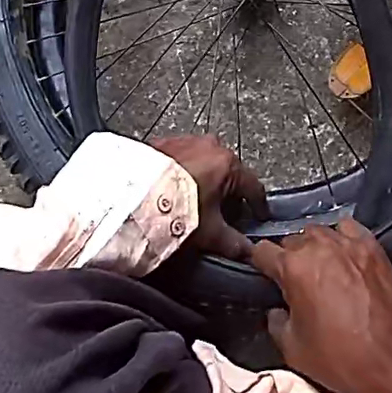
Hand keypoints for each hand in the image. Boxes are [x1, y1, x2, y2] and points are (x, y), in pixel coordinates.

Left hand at [147, 135, 267, 259]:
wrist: (134, 192)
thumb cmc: (174, 208)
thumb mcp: (210, 232)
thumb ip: (234, 243)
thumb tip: (246, 251)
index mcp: (228, 164)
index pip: (253, 187)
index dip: (257, 206)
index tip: (258, 215)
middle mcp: (210, 146)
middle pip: (229, 174)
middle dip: (229, 194)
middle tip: (223, 215)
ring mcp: (187, 141)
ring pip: (205, 164)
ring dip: (206, 181)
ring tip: (196, 204)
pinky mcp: (166, 142)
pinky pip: (183, 159)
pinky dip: (185, 174)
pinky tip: (177, 191)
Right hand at [250, 218, 391, 392]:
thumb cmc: (341, 359)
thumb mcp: (292, 348)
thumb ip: (274, 319)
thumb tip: (277, 307)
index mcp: (292, 267)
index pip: (261, 250)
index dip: (259, 264)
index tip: (263, 275)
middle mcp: (316, 246)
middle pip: (290, 241)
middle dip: (289, 259)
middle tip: (298, 283)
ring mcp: (346, 243)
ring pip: (317, 233)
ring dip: (314, 248)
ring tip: (322, 269)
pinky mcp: (371, 246)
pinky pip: (347, 229)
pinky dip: (341, 238)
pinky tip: (344, 255)